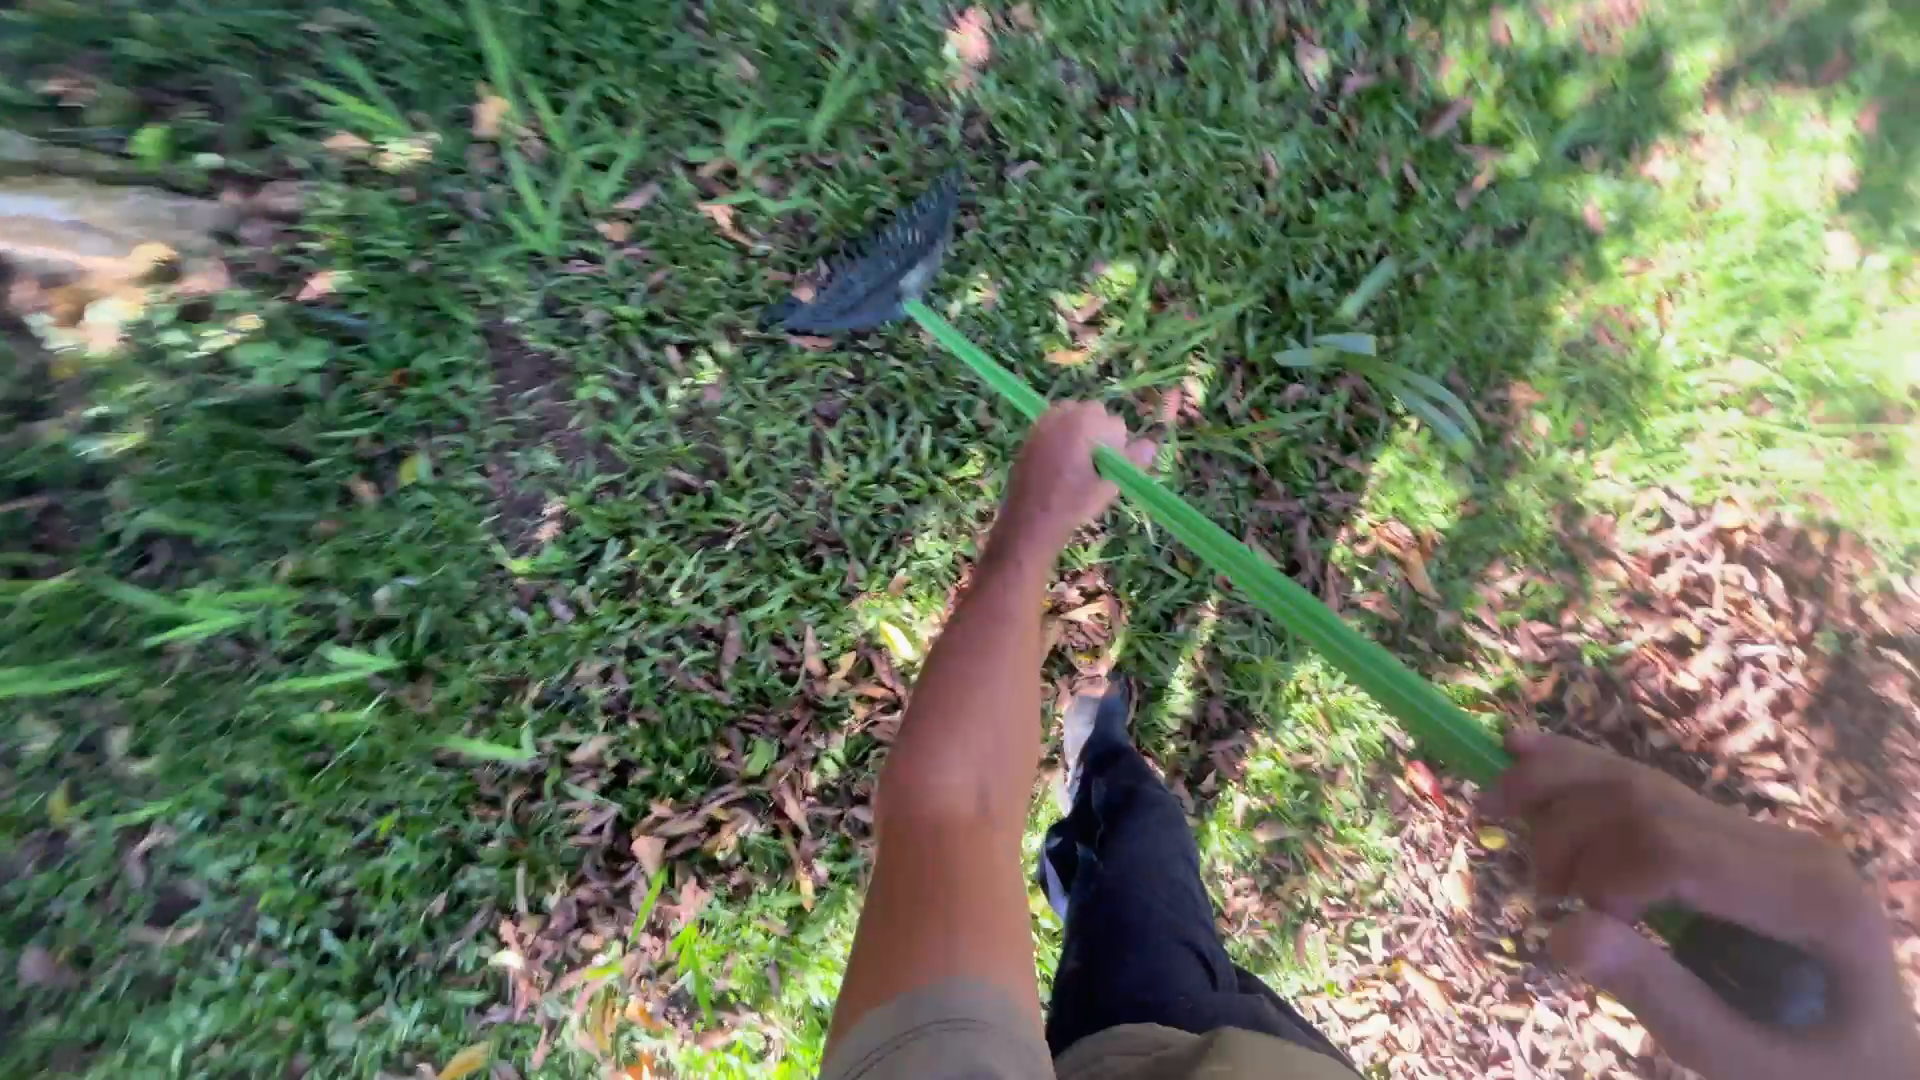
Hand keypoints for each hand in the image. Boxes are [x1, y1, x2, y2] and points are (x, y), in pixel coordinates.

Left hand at [992, 401, 1154, 560]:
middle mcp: (1063, 415)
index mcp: (1085, 424)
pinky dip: (1062, 435)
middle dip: (1099, 433)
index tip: (1108, 468)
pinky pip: (1055, 424)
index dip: (1117, 447)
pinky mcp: (1031, 434)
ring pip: (1073, 415)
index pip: (1115, 425)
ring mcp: (1044, 423)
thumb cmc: (1073, 504)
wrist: (1031, 520)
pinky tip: (1060, 461)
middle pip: (1094, 412)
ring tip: (1077, 462)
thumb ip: (1132, 460)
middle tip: (1094, 463)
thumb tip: (1150, 444)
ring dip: (1080, 431)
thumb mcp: (1109, 484)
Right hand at [1483, 730, 1918, 1079]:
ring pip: (1628, 779)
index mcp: (1809, 901)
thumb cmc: (1807, 1066)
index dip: (1604, 878)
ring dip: (1548, 784)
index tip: (1582, 923)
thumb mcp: (1739, 1055)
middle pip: (1640, 805)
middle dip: (1565, 835)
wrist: (1862, 1057)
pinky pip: (1633, 780)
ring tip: (1490, 804)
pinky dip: (1570, 763)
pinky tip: (1516, 744)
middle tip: (1539, 891)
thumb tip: (1563, 935)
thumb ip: (1658, 993)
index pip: (1673, 851)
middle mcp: (1786, 847)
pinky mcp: (1716, 823)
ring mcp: (1751, 828)